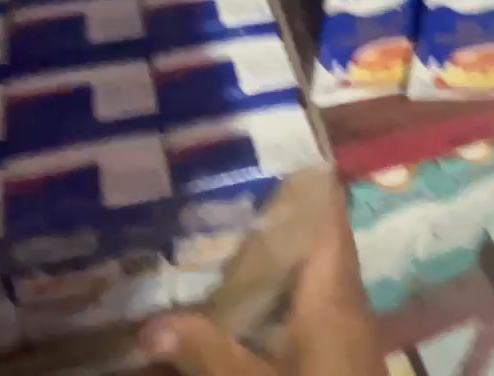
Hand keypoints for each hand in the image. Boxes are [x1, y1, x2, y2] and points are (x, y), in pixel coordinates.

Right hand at [141, 178, 385, 375]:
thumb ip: (207, 352)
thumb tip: (149, 323)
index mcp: (334, 290)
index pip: (329, 209)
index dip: (306, 171)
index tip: (267, 139)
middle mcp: (343, 298)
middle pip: (313, 235)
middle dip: (271, 210)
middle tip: (219, 179)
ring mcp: (340, 328)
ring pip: (305, 271)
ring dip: (269, 252)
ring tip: (216, 223)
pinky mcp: (331, 353)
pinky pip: (301, 304)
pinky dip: (271, 292)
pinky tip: (235, 295)